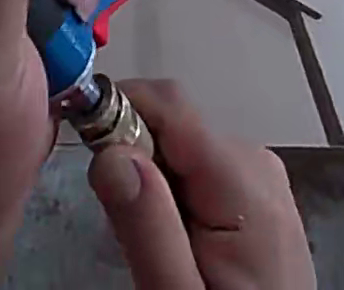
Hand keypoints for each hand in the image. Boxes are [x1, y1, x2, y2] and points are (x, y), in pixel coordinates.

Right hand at [89, 80, 314, 288]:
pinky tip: (173, 237)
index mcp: (244, 179)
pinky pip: (187, 158)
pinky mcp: (249, 185)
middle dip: (129, 155)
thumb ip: (148, 228)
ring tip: (151, 241)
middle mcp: (253, 159)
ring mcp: (255, 171)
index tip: (88, 160)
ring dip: (144, 175)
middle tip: (123, 225)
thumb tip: (111, 152)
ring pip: (171, 137)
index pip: (166, 102)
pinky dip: (164, 186)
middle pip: (165, 119)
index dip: (116, 114)